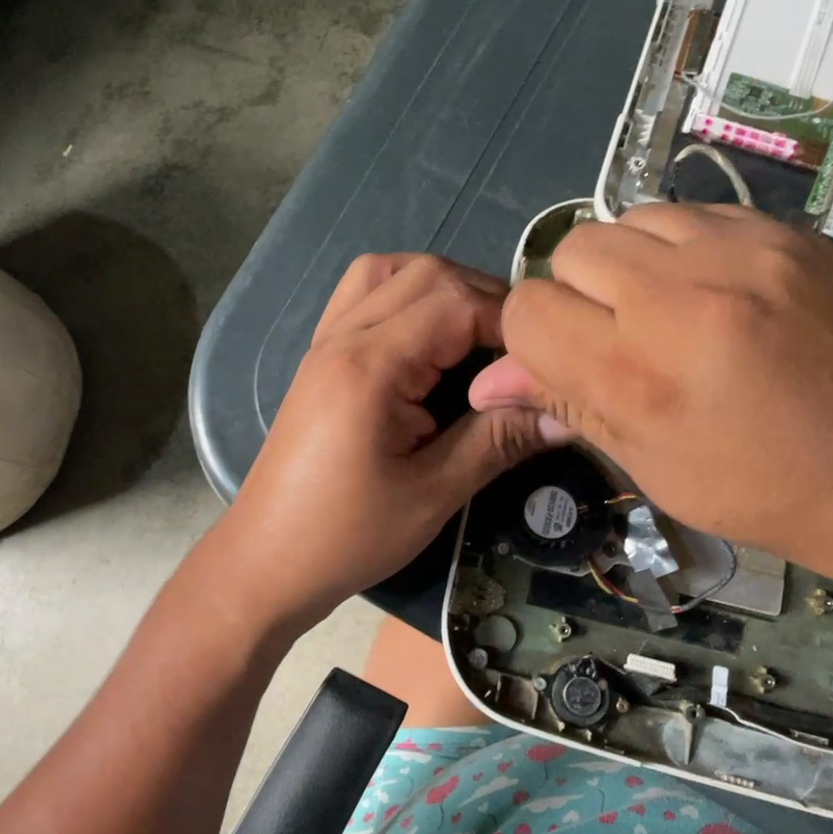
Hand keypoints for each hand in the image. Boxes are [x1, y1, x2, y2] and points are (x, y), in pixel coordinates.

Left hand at [204, 254, 553, 630]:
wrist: (266, 561)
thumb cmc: (347, 536)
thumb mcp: (433, 494)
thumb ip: (499, 440)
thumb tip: (567, 411)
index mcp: (370, 366)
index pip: (455, 303)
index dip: (510, 322)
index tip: (545, 361)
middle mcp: (343, 336)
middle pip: (426, 274)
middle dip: (484, 299)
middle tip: (520, 352)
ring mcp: (325, 341)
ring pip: (391, 272)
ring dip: (443, 288)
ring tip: (477, 336)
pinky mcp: (320, 356)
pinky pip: (363, 294)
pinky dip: (405, 295)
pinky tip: (428, 339)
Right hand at [467, 203, 832, 602]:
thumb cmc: (770, 492)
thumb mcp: (653, 466)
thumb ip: (568, 406)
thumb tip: (489, 384)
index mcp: (640, 374)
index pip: (529, 311)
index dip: (536, 341)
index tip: (568, 363)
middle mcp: (681, 297)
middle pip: (571, 251)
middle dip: (580, 295)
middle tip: (622, 340)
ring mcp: (739, 252)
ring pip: (627, 220)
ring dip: (629, 264)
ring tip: (668, 312)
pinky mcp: (782, 231)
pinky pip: (690, 213)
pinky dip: (680, 248)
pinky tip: (713, 292)